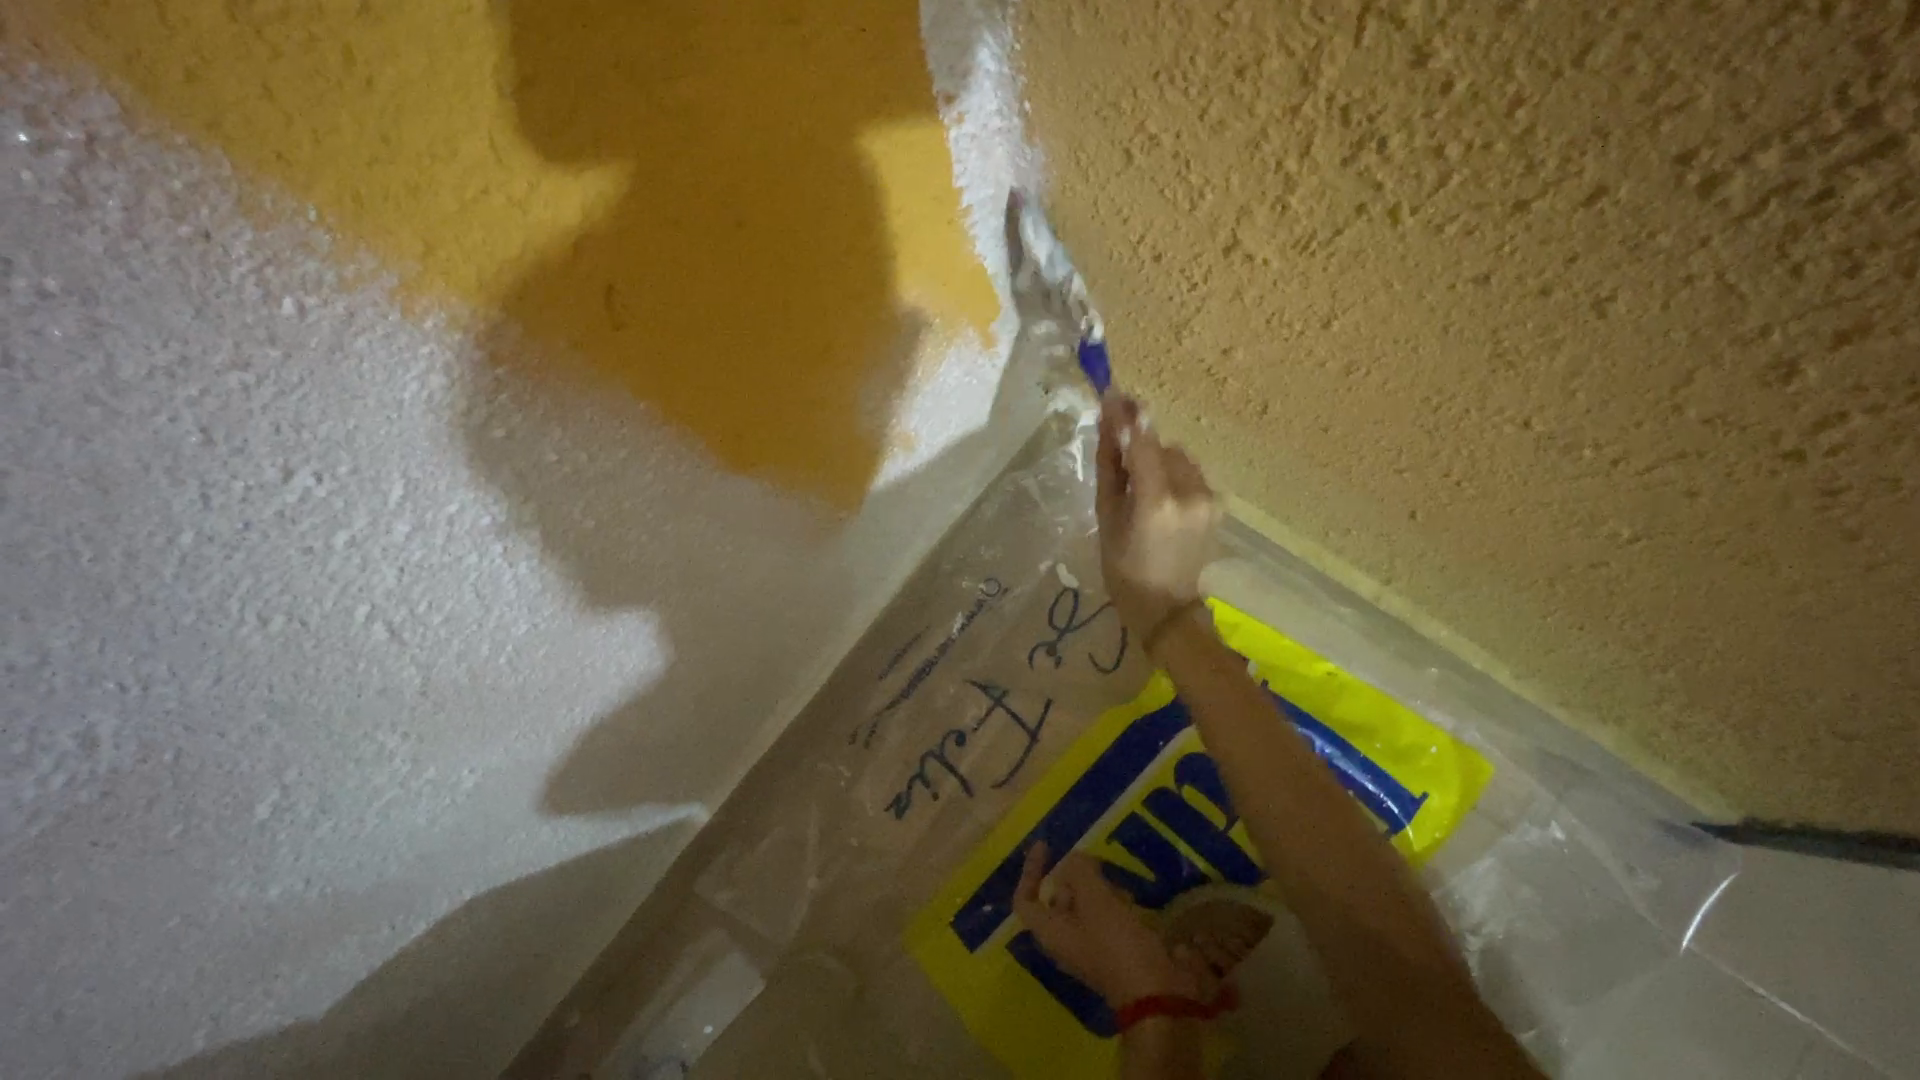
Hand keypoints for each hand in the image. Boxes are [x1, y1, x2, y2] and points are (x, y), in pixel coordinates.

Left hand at [1013, 844, 1209, 1007]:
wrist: (1159, 995)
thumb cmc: (1117, 945)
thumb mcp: (1095, 901)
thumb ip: (1079, 872)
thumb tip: (1074, 859)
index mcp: (1051, 933)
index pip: (1025, 900)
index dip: (1031, 871)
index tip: (1046, 845)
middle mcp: (1067, 943)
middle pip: (1058, 903)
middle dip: (1073, 878)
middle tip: (1093, 860)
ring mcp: (1093, 950)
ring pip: (1086, 910)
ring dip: (1098, 889)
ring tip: (1117, 875)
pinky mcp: (1119, 953)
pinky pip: (1110, 922)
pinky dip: (1117, 905)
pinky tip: (1135, 895)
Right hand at [1095, 395, 1220, 643]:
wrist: (1166, 608)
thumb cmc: (1123, 568)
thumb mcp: (1106, 518)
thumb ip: (1111, 467)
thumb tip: (1110, 423)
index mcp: (1157, 502)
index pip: (1144, 442)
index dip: (1130, 416)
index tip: (1115, 393)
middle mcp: (1190, 494)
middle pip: (1162, 447)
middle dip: (1142, 449)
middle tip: (1122, 471)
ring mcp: (1210, 498)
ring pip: (1179, 458)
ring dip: (1160, 463)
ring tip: (1144, 494)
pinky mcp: (1219, 504)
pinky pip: (1191, 475)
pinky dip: (1174, 478)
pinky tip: (1163, 504)